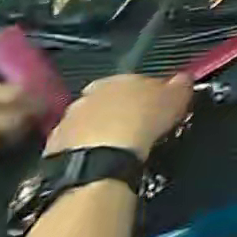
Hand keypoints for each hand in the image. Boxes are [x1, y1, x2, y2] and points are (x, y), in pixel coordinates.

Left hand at [44, 75, 193, 158]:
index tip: (160, 108)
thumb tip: (183, 77)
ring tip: (119, 146)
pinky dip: (88, 148)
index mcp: (120, 77)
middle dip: (122, 110)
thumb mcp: (178, 97)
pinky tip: (101, 158)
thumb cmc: (144, 121)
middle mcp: (89, 94)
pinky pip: (76, 143)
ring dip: (102, 129)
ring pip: (91, 121)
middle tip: (139, 127)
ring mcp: (67, 120)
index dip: (151, 94)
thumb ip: (181, 83)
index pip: (139, 80)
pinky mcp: (52, 146)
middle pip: (111, 100)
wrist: (101, 159)